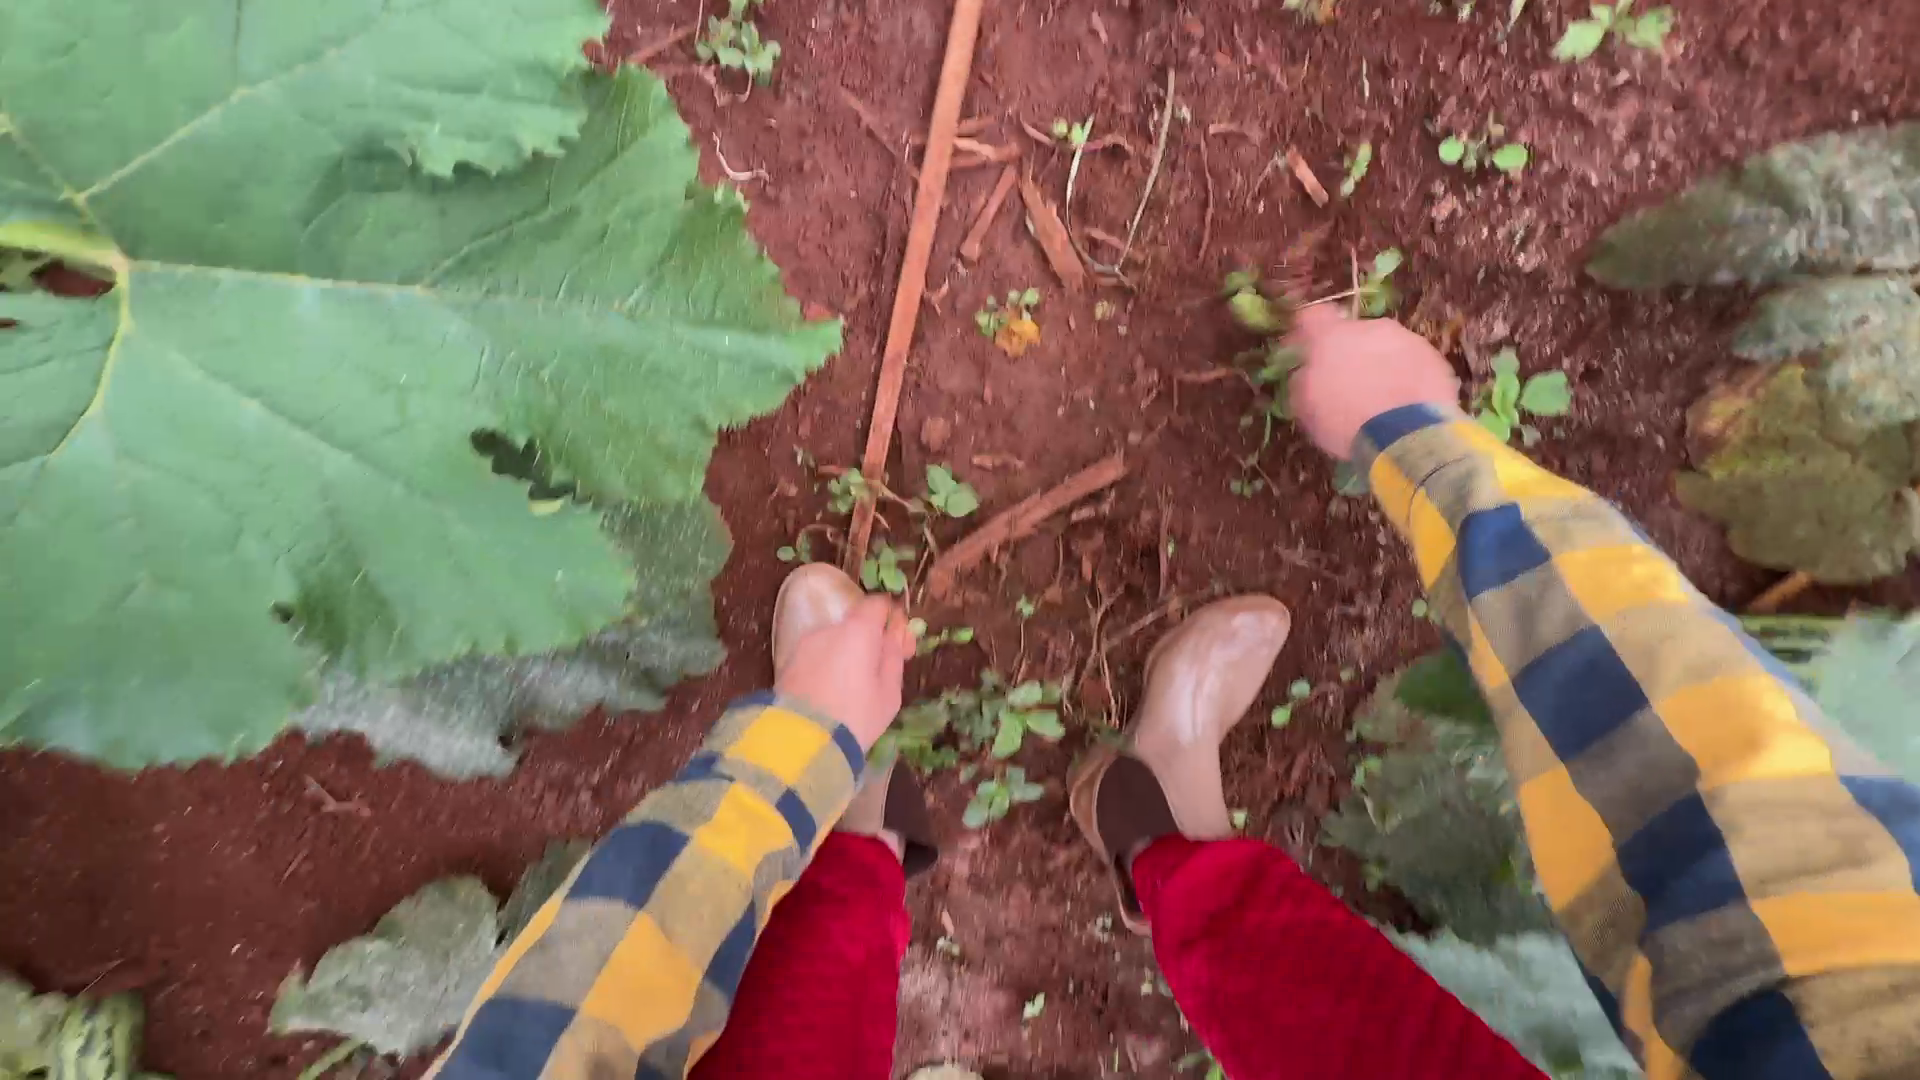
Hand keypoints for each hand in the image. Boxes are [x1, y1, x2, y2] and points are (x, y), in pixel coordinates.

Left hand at [774, 595, 911, 750]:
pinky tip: (829, 697)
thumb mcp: (889, 692)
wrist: (800, 743)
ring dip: (844, 657)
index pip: (877, 604)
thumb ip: (893, 657)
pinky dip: (825, 669)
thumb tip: (895, 635)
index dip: (891, 618)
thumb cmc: (856, 717)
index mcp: (858, 631)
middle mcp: (828, 629)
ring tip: (850, 692)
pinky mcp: (786, 665)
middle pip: (854, 624)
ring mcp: (803, 646)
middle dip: (867, 642)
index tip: (899, 641)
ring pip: (833, 643)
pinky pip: (815, 659)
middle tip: (878, 673)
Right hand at [1286, 306, 1462, 458]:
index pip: (1313, 316)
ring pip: (1384, 345)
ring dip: (1377, 362)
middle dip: (1347, 351)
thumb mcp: (1306, 407)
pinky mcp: (1433, 356)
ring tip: (1378, 394)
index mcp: (1331, 337)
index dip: (1306, 330)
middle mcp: (1369, 328)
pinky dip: (1403, 374)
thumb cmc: (1344, 420)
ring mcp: (1406, 339)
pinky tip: (1400, 400)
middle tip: (1344, 380)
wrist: (1406, 435)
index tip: (1303, 346)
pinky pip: (1410, 360)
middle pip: (1353, 332)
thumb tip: (1307, 372)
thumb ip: (1303, 381)